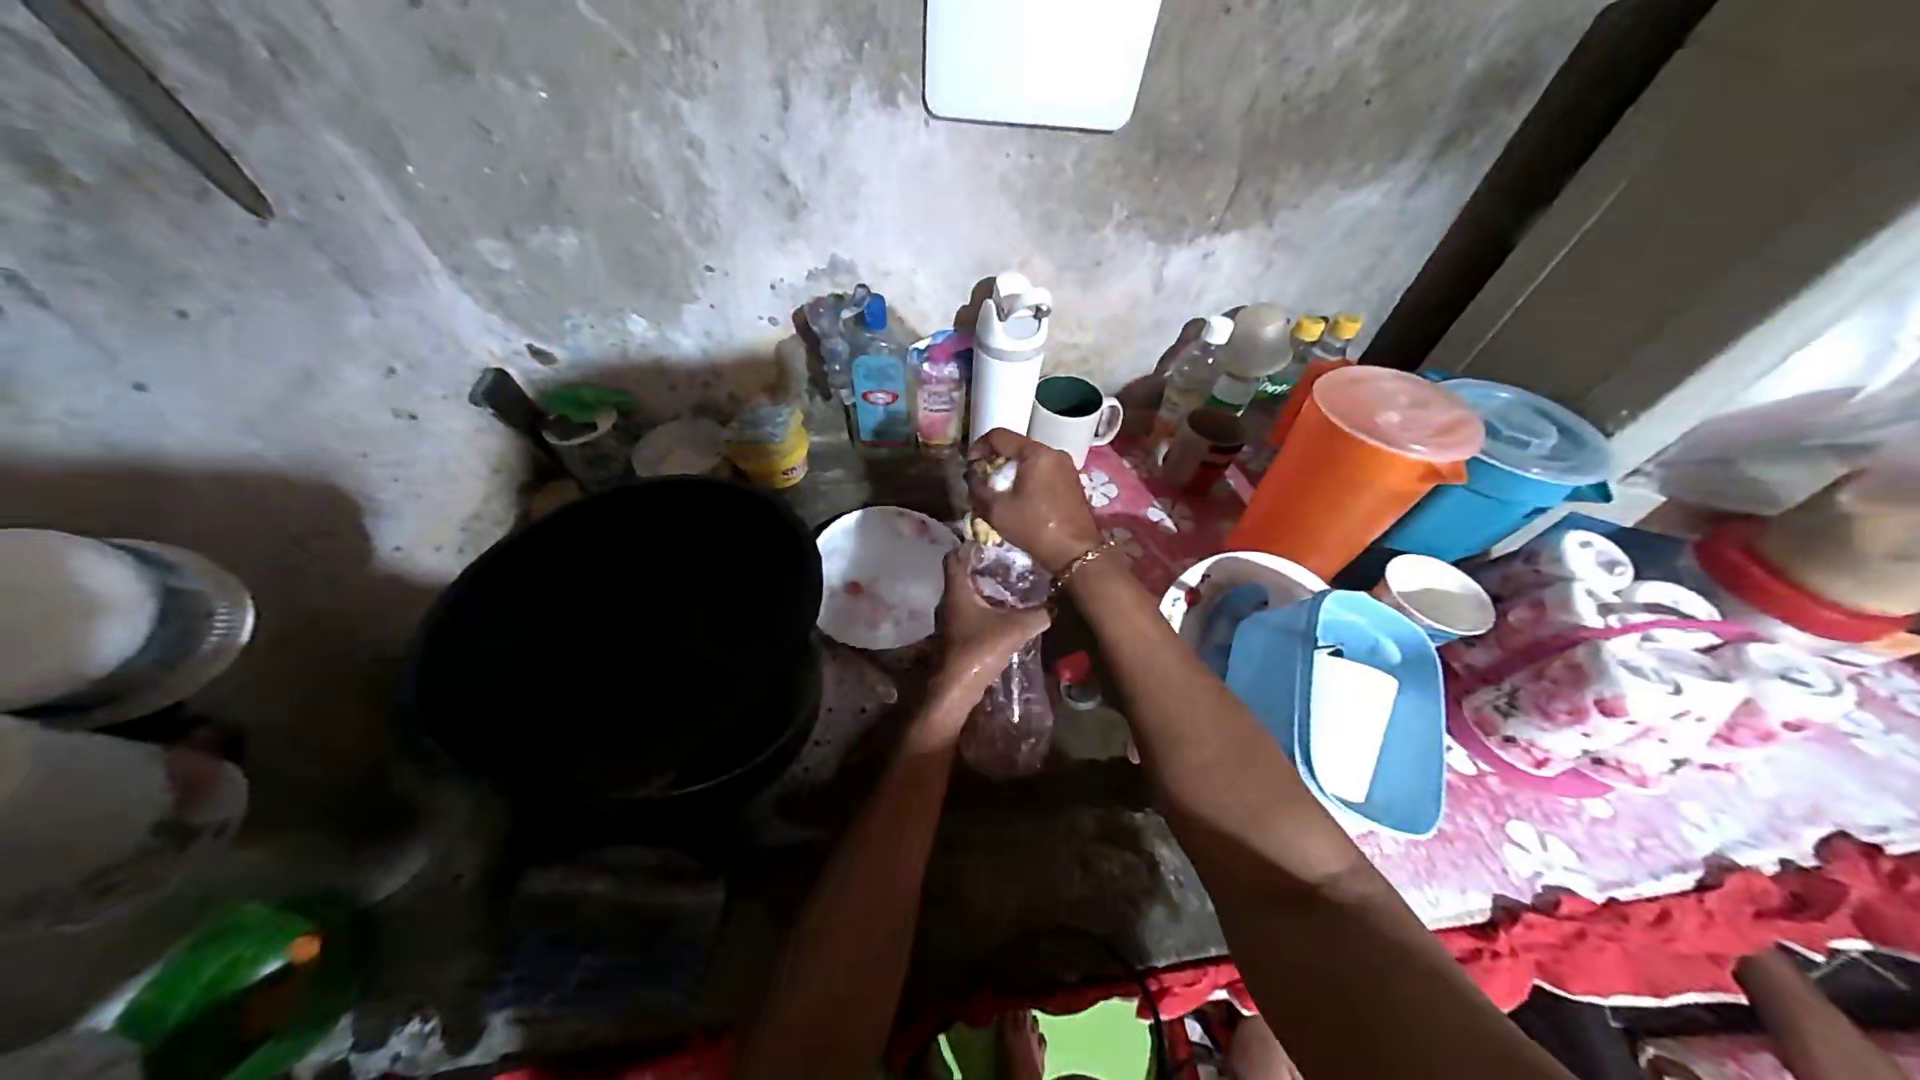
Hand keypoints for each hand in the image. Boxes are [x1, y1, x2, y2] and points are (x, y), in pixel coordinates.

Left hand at [934, 547, 1050, 701]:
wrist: (956, 689)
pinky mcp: (955, 636)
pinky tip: (1004, 613)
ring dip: (984, 590)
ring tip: (1010, 586)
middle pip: (962, 575)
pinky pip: (969, 613)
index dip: (969, 546)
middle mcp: (949, 601)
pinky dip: (984, 609)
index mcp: (957, 590)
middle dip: (982, 568)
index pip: (953, 556)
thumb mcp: (1016, 629)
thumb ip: (1038, 614)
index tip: (991, 542)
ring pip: (966, 596)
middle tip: (1008, 562)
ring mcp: (950, 620)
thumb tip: (1057, 604)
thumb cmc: (980, 650)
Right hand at [965, 428, 1105, 574]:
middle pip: (1016, 447)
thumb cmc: (1034, 527)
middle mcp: (1054, 453)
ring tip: (999, 491)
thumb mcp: (997, 510)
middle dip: (995, 460)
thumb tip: (972, 477)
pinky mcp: (1072, 481)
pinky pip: (1043, 471)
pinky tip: (1020, 498)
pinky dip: (1027, 478)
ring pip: (1030, 460)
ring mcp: (1066, 467)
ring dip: (1011, 471)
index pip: (999, 436)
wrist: (1075, 552)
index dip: (978, 447)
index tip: (970, 466)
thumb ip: (978, 488)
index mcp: (1036, 453)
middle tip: (982, 480)